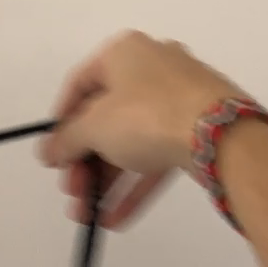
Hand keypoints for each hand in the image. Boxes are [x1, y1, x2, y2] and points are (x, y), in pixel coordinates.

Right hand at [38, 31, 239, 228]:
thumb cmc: (149, 114)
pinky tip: (115, 216)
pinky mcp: (195, 120)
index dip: (61, 121)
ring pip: (132, 135)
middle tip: (72, 192)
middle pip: (106, 113)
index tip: (53, 156)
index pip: (81, 82)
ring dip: (107, 176)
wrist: (218, 130)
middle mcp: (151, 63)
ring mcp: (177, 92)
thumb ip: (68, 139)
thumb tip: (49, 148)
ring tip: (88, 213)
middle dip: (85, 159)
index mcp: (125, 51)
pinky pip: (157, 149)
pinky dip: (136, 180)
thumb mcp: (96, 126)